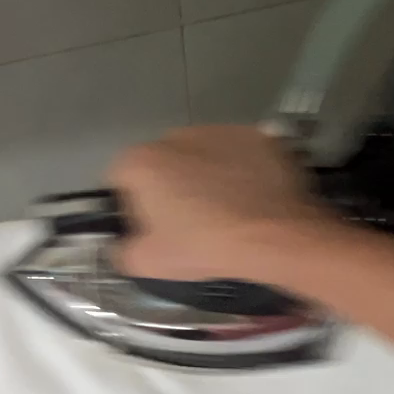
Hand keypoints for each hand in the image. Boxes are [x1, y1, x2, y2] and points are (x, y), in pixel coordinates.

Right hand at [107, 125, 339, 282]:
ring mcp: (219, 130)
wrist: (275, 237)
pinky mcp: (256, 134)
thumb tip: (120, 244)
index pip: (118, 177)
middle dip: (164, 185)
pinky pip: (233, 152)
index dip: (128, 203)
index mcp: (141, 162)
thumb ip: (120, 249)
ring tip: (217, 208)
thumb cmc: (203, 246)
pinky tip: (242, 196)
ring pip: (196, 154)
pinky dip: (233, 169)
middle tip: (182, 219)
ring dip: (199, 175)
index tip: (145, 224)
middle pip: (158, 162)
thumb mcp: (146, 262)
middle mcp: (175, 136)